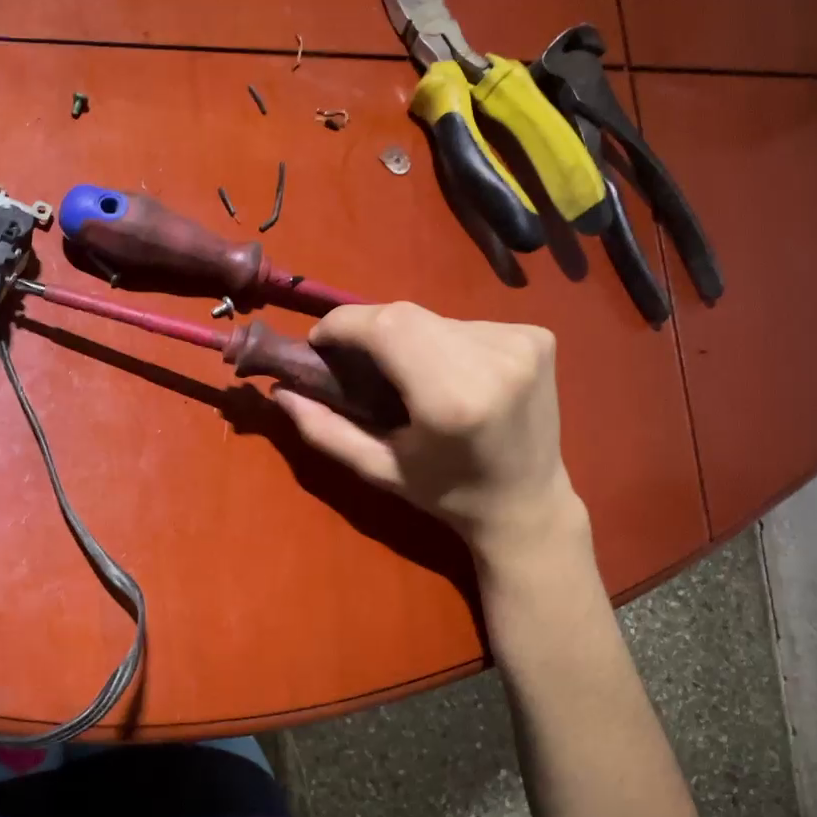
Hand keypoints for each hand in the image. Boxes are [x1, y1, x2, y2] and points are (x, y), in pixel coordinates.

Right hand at [276, 302, 581, 551]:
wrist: (526, 502)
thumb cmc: (445, 494)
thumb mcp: (377, 469)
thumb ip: (324, 430)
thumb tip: (279, 392)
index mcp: (452, 398)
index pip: (387, 326)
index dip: (343, 323)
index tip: (318, 342)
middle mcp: (494, 359)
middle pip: (406, 314)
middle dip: (367, 329)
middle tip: (349, 358)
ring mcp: (522, 342)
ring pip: (433, 317)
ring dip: (405, 337)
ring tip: (402, 375)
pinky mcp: (537, 335)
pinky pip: (464, 323)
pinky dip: (440, 341)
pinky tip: (444, 374)